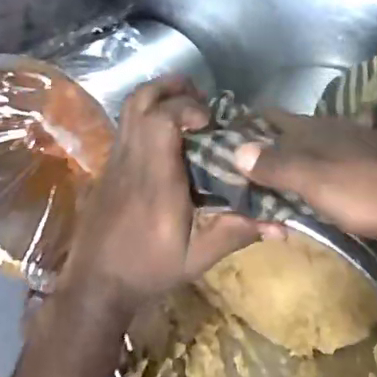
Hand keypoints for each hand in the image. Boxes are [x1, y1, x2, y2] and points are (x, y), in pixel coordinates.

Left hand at [60, 77, 272, 312]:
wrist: (94, 288)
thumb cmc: (148, 269)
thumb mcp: (199, 257)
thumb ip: (237, 233)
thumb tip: (282, 225)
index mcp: (155, 176)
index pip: (160, 119)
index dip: (186, 106)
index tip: (210, 121)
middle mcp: (132, 159)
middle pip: (140, 99)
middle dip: (173, 88)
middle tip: (202, 101)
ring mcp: (116, 160)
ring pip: (130, 107)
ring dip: (160, 97)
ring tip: (189, 111)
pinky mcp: (110, 167)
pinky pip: (127, 124)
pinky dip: (150, 115)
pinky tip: (172, 137)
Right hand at [231, 110, 376, 239]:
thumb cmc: (369, 187)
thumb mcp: (316, 181)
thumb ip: (277, 166)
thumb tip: (235, 147)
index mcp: (307, 131)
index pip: (264, 120)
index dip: (240, 131)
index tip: (214, 151)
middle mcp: (324, 128)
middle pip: (283, 132)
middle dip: (260, 149)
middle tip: (236, 180)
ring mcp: (347, 140)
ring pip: (305, 146)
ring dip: (286, 162)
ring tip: (267, 189)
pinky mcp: (365, 156)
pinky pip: (326, 160)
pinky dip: (311, 171)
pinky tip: (312, 188)